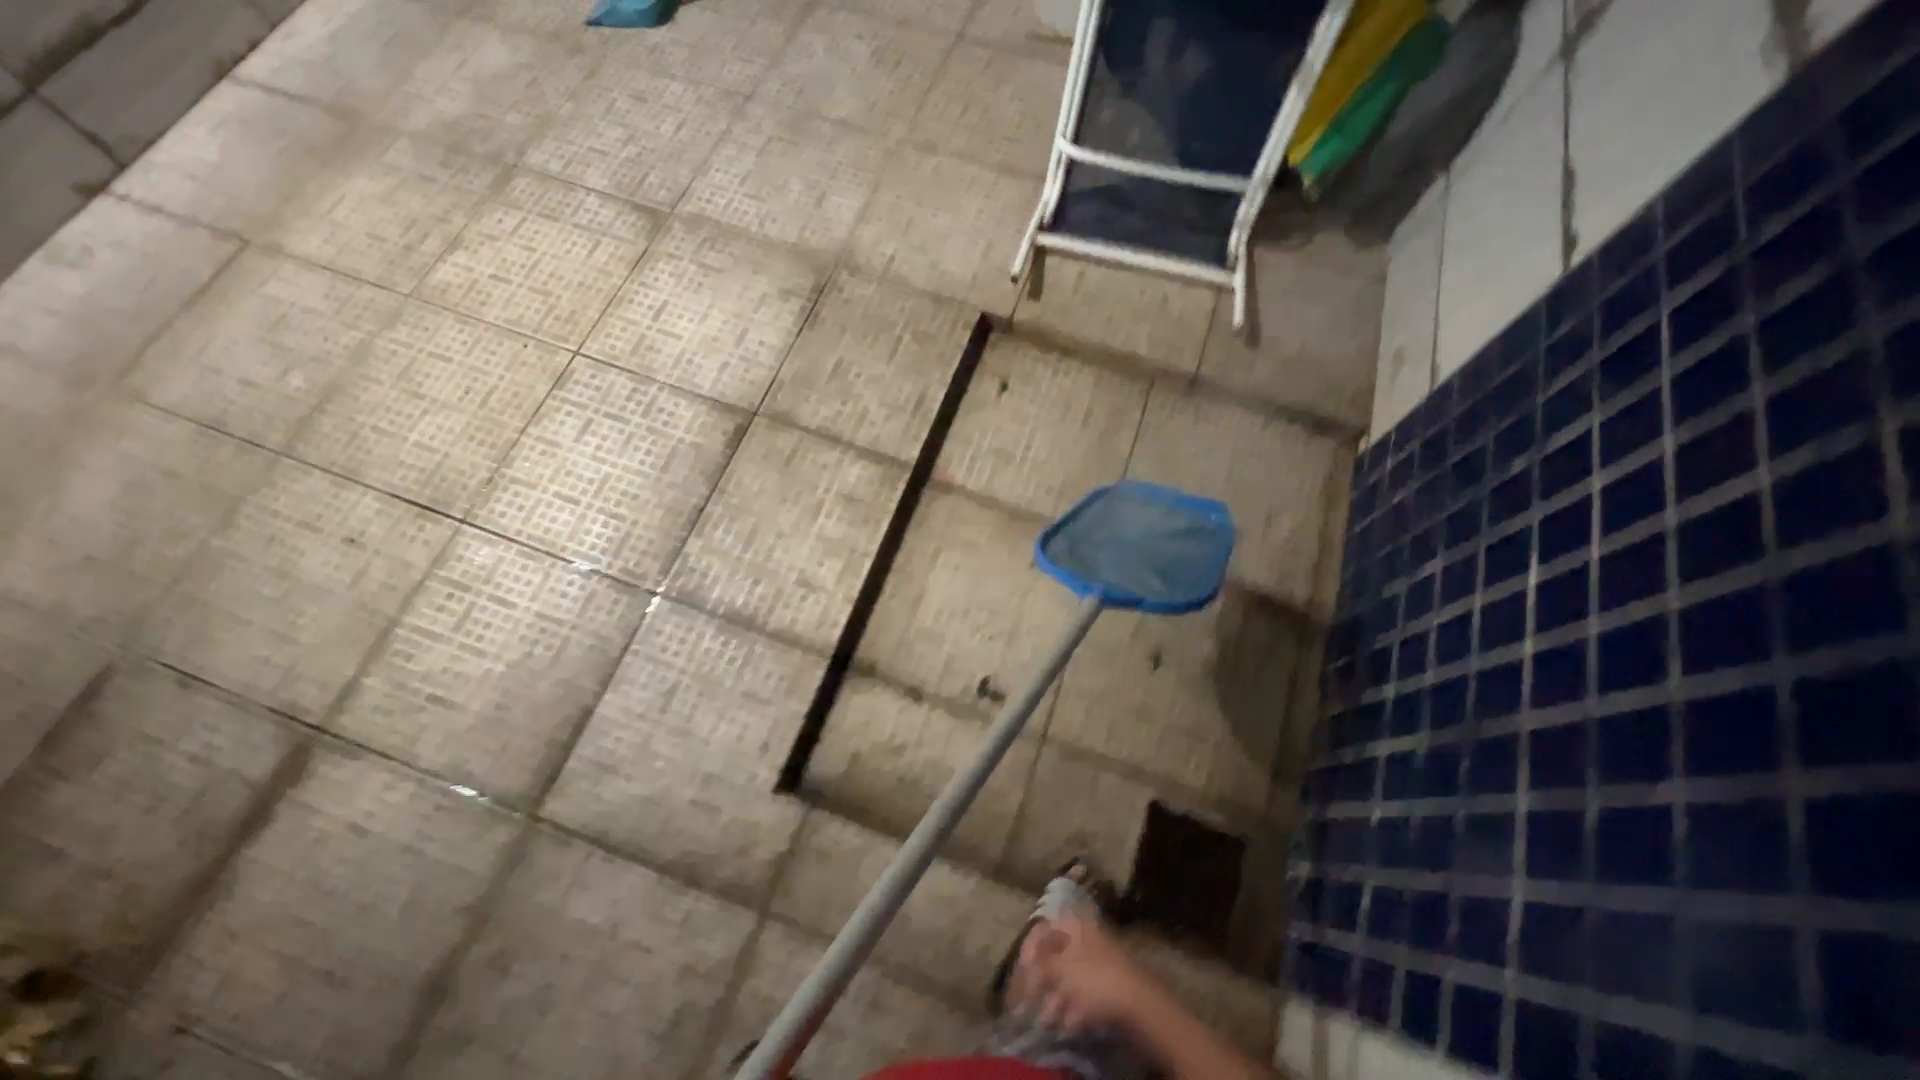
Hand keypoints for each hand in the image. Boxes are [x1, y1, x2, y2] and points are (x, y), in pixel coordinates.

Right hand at [1016, 916, 1162, 1032]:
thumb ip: (1039, 964)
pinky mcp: (1111, 984)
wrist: (1139, 1003)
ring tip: (1046, 1019)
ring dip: (1054, 997)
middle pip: (1056, 954)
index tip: (1021, 969)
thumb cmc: (1094, 979)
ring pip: (1070, 976)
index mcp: (1076, 925)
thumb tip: (1027, 966)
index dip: (1028, 948)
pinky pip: (1084, 992)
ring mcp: (1101, 960)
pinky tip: (1066, 1023)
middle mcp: (1088, 937)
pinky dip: (1072, 1006)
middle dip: (1041, 978)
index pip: (1044, 928)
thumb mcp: (1060, 969)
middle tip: (1029, 997)